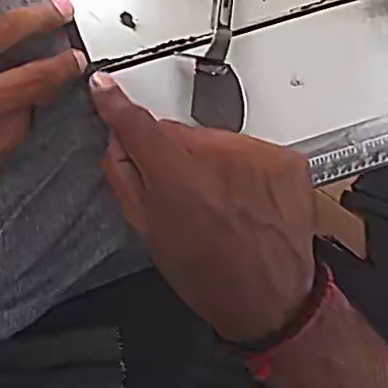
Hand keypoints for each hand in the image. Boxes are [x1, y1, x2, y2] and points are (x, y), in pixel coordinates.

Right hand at [89, 72, 319, 343]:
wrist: (270, 300)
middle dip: (170, 152)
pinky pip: (245, 148)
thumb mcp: (146, 230)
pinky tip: (241, 198)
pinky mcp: (282, 159)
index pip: (135, 121)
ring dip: (208, 160)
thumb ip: (124, 177)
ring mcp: (254, 156)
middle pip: (175, 131)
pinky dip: (240, 166)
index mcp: (175, 177)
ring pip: (211, 138)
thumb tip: (116, 143)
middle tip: (180, 191)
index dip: (113, 102)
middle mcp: (216, 158)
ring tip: (217, 201)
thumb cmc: (208, 275)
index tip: (104, 87)